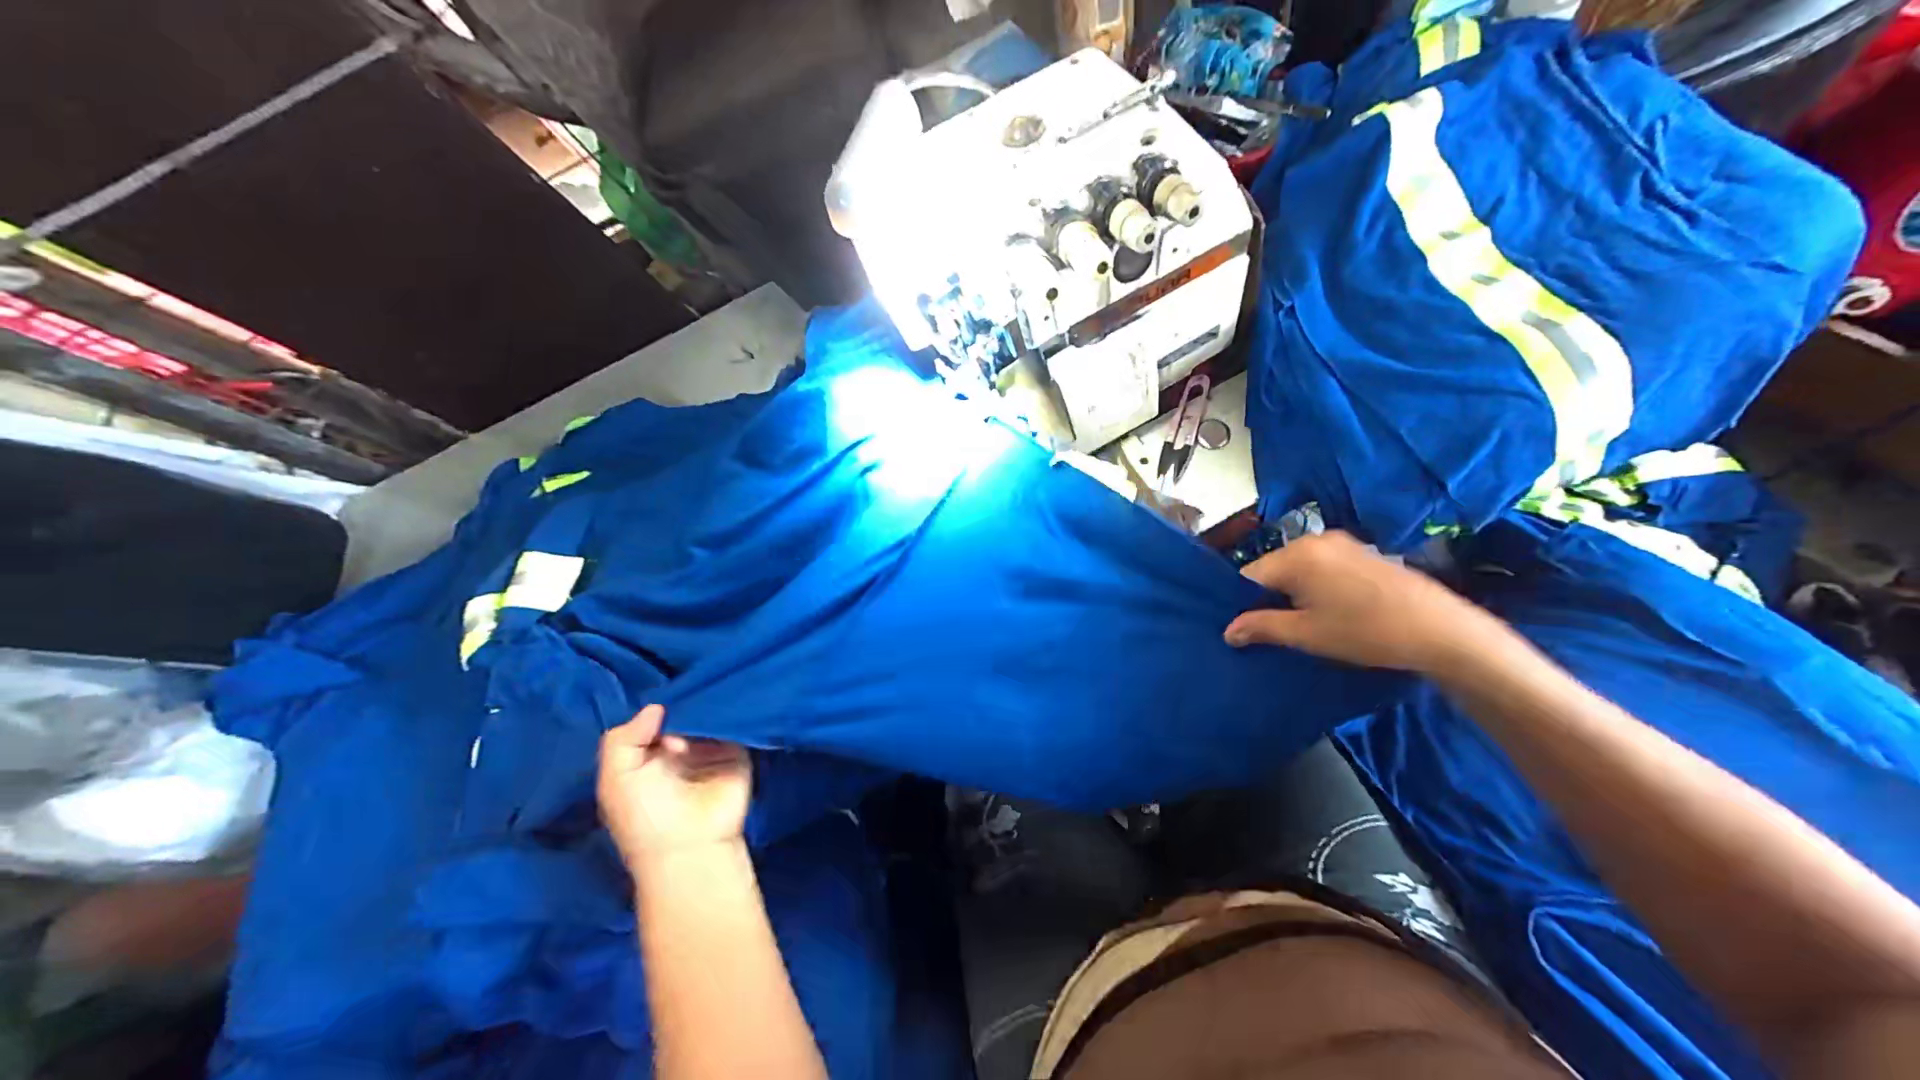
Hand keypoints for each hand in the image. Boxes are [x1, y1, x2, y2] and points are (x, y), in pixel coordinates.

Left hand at [597, 705, 751, 870]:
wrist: (690, 847)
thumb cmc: (645, 816)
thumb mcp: (615, 778)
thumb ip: (623, 738)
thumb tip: (657, 707)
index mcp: (649, 755)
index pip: (653, 719)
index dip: (655, 712)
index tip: (660, 711)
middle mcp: (680, 748)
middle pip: (683, 713)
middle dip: (682, 708)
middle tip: (683, 717)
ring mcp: (710, 748)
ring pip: (709, 715)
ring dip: (706, 710)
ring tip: (702, 720)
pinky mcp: (737, 751)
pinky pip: (735, 724)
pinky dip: (730, 714)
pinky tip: (724, 712)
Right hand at [1223, 531, 1508, 673]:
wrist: (1442, 630)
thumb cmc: (1367, 632)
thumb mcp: (1307, 634)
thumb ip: (1262, 627)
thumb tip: (1228, 630)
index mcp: (1296, 555)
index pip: (1248, 575)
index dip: (1242, 603)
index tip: (1245, 628)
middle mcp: (1315, 540)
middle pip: (1273, 569)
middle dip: (1268, 597)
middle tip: (1271, 629)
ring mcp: (1343, 543)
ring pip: (1298, 568)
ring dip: (1293, 593)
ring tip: (1301, 624)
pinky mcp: (1363, 552)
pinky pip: (1322, 566)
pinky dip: (1315, 586)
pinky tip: (1329, 611)